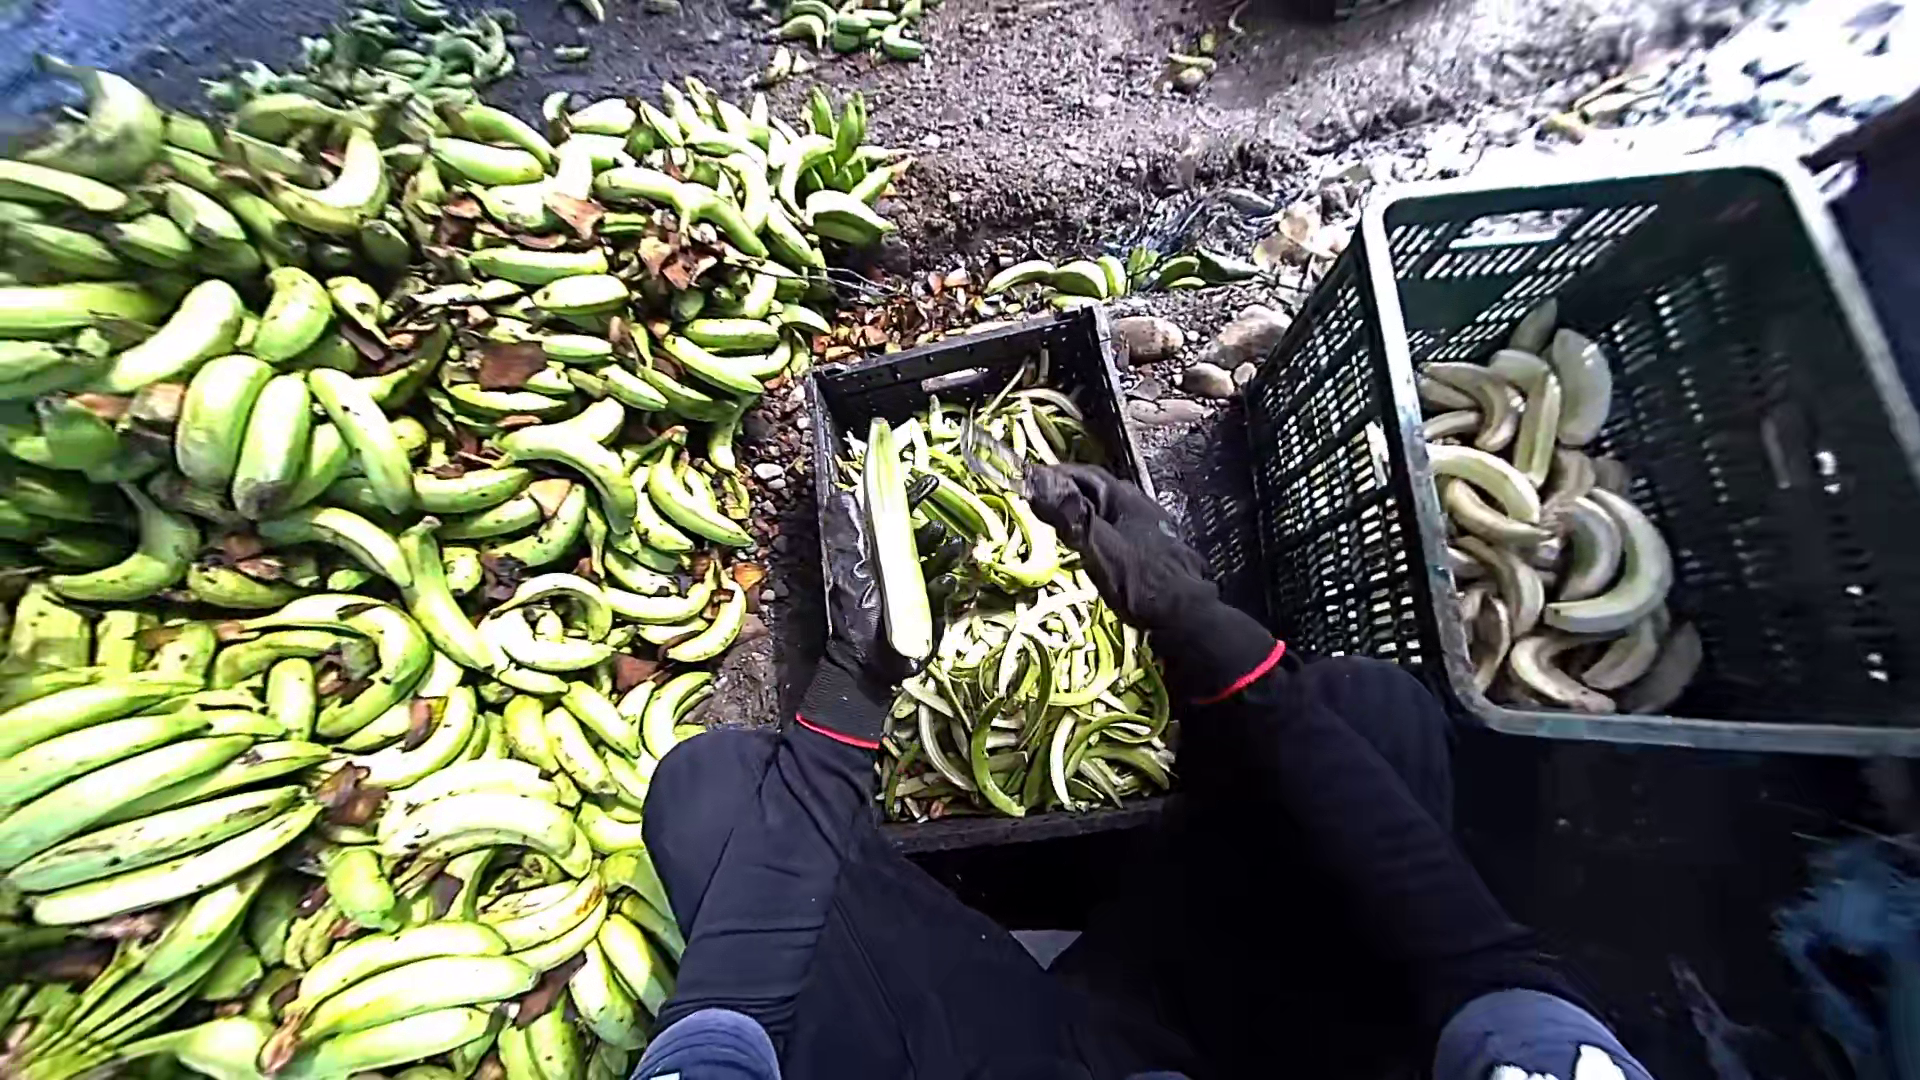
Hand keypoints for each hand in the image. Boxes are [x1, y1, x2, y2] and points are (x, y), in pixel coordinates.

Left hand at [800, 489, 942, 744]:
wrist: (865, 664)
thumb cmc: (853, 617)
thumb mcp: (846, 571)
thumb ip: (847, 536)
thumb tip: (844, 496)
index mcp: (881, 554)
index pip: (899, 520)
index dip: (912, 500)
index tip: (929, 484)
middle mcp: (903, 566)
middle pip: (924, 541)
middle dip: (934, 533)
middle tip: (940, 528)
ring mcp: (920, 588)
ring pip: (940, 564)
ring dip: (948, 555)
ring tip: (953, 547)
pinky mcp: (933, 609)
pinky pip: (945, 595)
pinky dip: (948, 586)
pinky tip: (949, 581)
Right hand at [1026, 464, 1214, 630]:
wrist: (1183, 613)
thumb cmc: (1137, 579)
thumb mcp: (1097, 547)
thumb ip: (1069, 516)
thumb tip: (1038, 483)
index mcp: (1124, 497)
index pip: (1083, 474)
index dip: (1055, 474)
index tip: (1030, 480)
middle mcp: (1138, 503)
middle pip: (1096, 489)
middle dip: (1067, 491)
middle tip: (1040, 500)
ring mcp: (1148, 523)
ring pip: (1106, 508)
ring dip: (1081, 509)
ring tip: (1058, 520)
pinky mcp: (1150, 544)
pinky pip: (1114, 526)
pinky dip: (1095, 527)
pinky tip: (1088, 542)